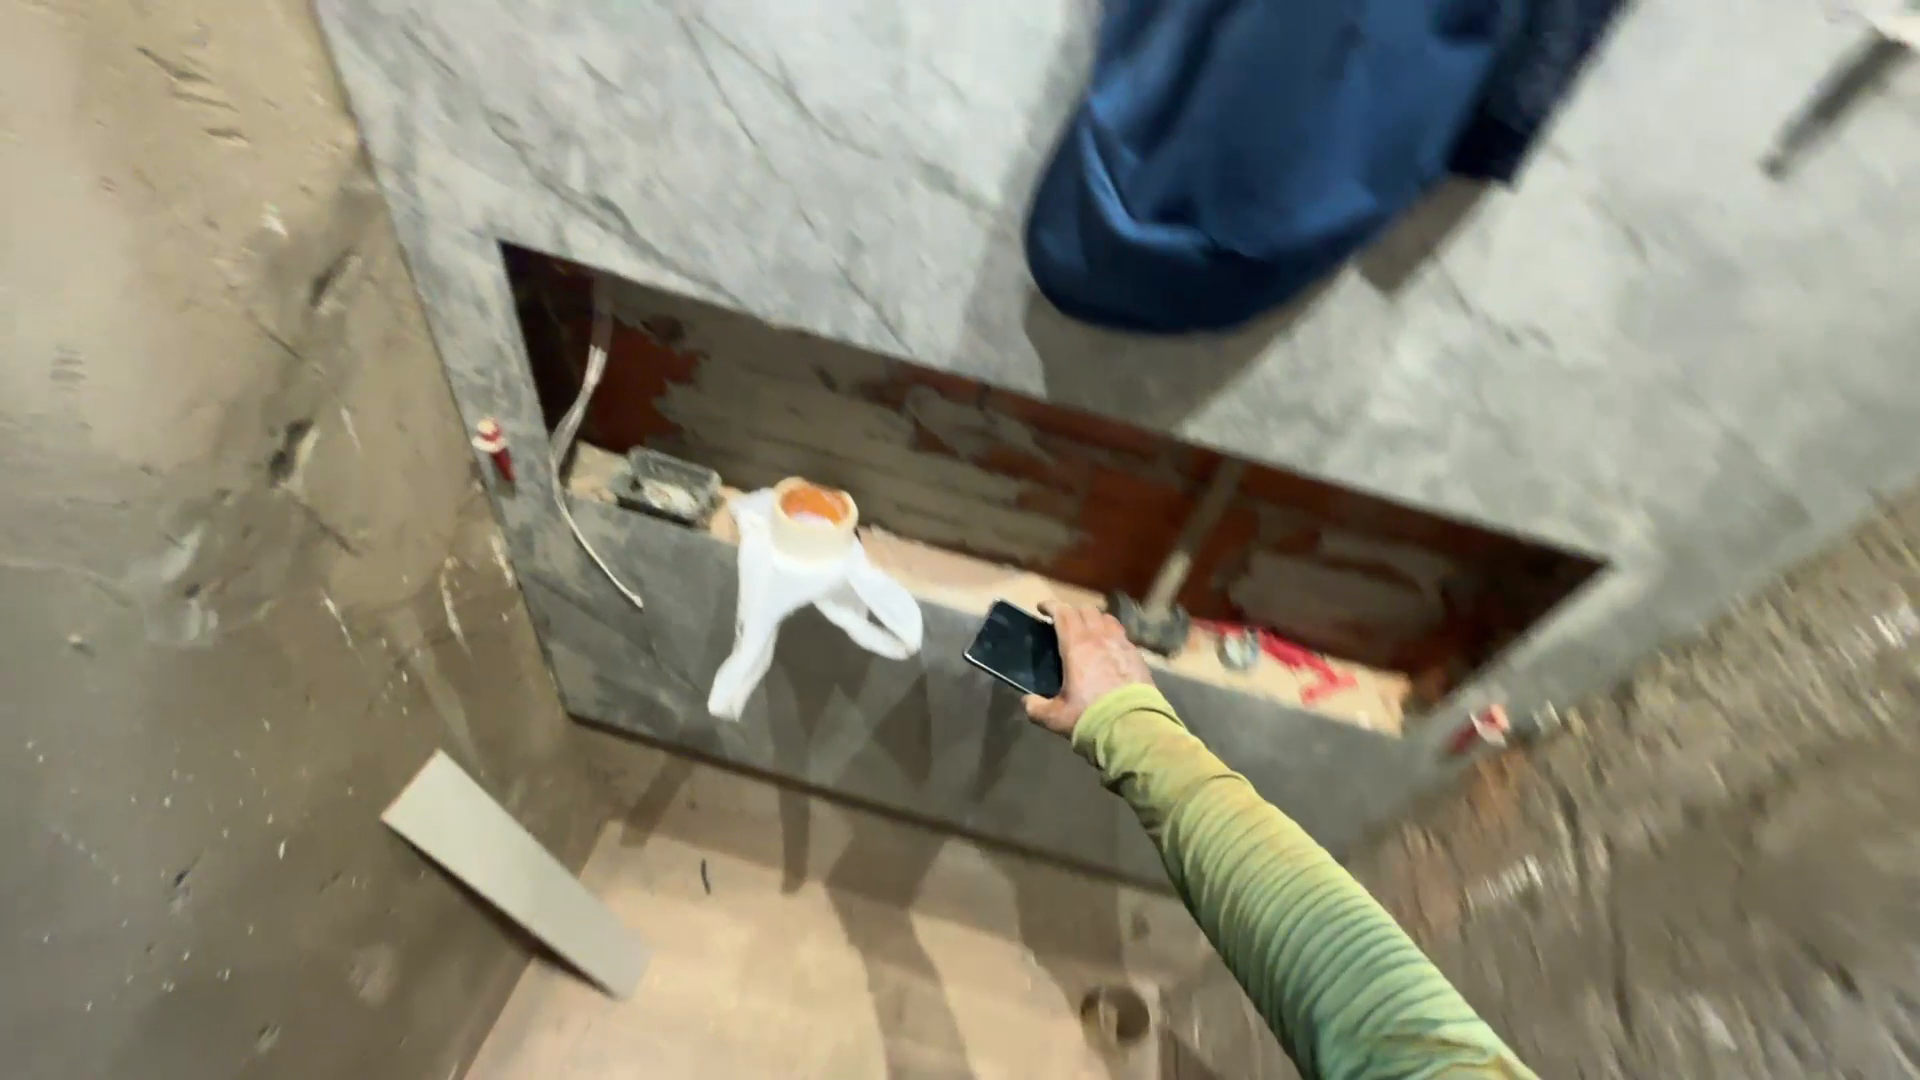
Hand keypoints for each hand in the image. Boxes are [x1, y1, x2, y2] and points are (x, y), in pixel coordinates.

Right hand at [1023, 602, 1154, 737]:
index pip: (1063, 613)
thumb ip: (1037, 708)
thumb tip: (1027, 702)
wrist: (1134, 727)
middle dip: (1071, 611)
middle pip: (1085, 610)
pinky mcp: (1137, 655)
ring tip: (1087, 630)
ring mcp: (1121, 644)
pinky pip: (1121, 634)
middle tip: (1063, 622)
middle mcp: (1099, 638)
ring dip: (1093, 618)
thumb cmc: (1090, 717)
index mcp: (1077, 647)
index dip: (1051, 606)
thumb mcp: (1055, 717)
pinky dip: (1111, 632)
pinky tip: (1109, 647)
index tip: (1042, 608)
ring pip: (1106, 618)